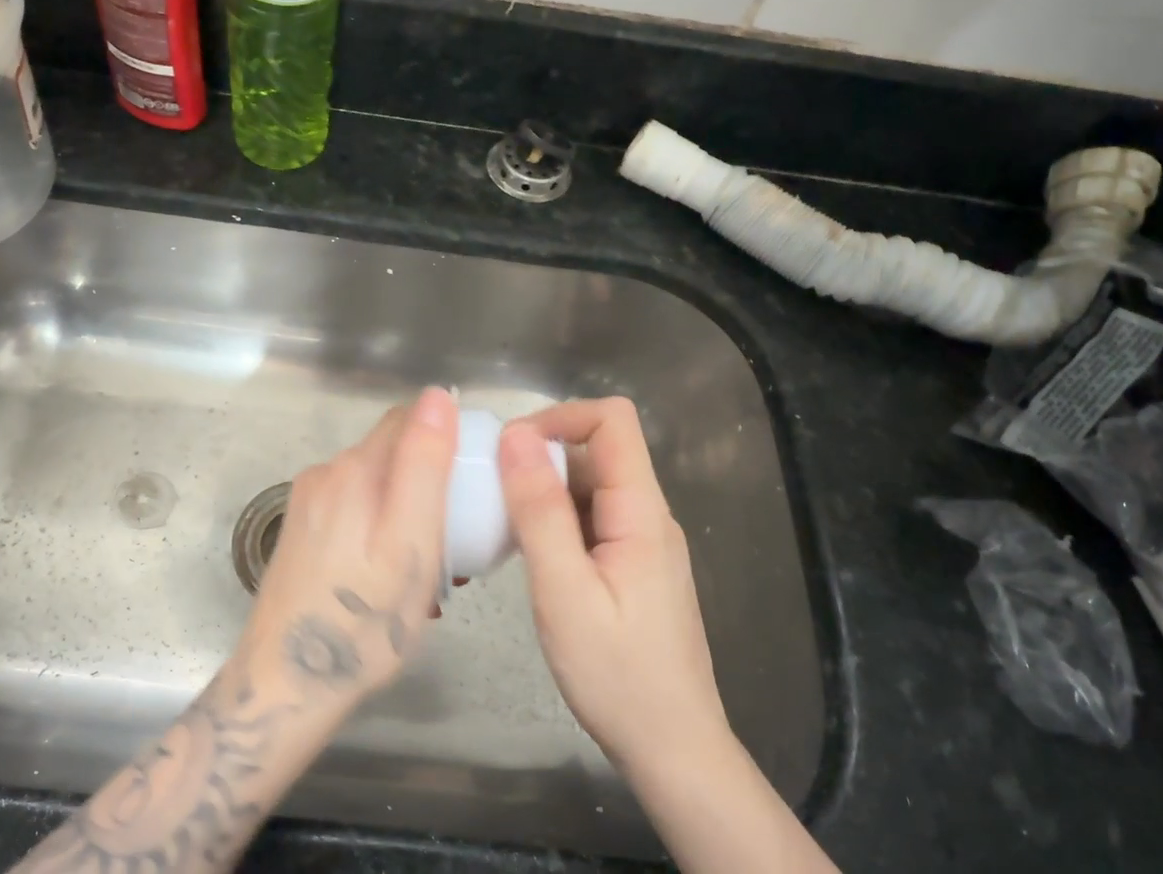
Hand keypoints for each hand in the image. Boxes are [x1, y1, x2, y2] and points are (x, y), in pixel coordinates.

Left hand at [234, 387, 459, 709]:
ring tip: (436, 578)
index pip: (410, 418)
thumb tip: (439, 394)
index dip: (450, 438)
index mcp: (353, 469)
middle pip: (394, 456)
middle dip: (434, 488)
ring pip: (378, 491)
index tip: (479, 481)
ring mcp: (309, 508)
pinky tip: (398, 586)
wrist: (285, 684)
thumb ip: (424, 463)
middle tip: (463, 545)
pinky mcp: (303, 538)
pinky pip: (358, 518)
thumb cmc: (362, 618)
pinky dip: (387, 538)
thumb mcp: (411, 540)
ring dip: (413, 519)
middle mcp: (325, 476)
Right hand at [498, 398, 727, 776]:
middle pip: (597, 451)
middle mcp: (648, 516)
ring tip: (502, 529)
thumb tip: (516, 437)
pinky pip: (591, 520)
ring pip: (589, 487)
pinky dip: (555, 522)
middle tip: (491, 497)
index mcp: (641, 512)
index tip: (509, 450)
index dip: (559, 417)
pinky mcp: (633, 568)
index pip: (612, 420)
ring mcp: (643, 543)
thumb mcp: (563, 592)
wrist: (671, 746)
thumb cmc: (616, 674)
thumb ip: (539, 511)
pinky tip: (528, 557)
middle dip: (540, 458)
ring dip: (543, 493)